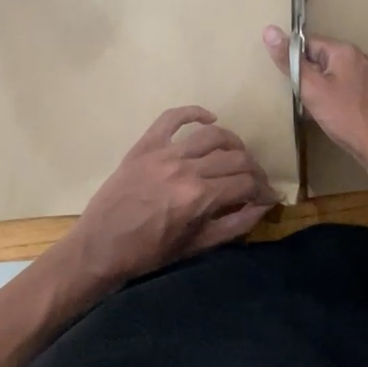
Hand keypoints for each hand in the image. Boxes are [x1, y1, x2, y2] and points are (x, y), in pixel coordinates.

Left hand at [52, 106, 276, 288]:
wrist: (98, 249)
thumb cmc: (149, 253)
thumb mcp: (197, 246)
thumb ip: (236, 225)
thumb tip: (264, 207)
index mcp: (200, 197)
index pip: (247, 183)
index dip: (264, 190)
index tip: (269, 197)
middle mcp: (186, 169)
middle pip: (236, 158)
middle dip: (254, 170)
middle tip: (255, 182)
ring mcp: (164, 154)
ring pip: (213, 135)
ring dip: (233, 143)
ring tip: (238, 155)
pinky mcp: (145, 146)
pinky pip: (172, 118)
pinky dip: (194, 113)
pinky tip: (209, 118)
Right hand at [262, 25, 367, 175]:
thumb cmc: (348, 117)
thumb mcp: (312, 89)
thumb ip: (291, 62)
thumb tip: (268, 29)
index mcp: (345, 51)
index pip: (309, 42)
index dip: (293, 59)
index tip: (286, 80)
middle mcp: (362, 58)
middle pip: (324, 59)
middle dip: (309, 76)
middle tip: (299, 98)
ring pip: (338, 77)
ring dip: (323, 90)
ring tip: (315, 110)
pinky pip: (351, 91)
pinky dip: (339, 100)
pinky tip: (337, 118)